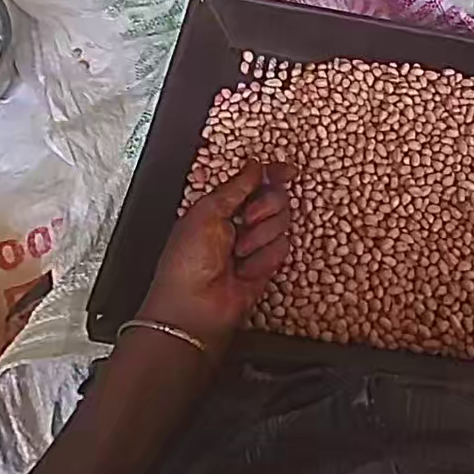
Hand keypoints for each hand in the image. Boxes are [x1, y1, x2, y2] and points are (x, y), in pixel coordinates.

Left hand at [138, 161, 295, 352]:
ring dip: (260, 236)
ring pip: (281, 223)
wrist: (195, 306)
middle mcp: (240, 222)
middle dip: (265, 208)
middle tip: (247, 220)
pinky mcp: (267, 263)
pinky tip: (246, 269)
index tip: (286, 171)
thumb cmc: (187, 262)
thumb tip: (256, 167)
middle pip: (275, 199)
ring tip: (238, 252)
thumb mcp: (207, 212)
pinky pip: (282, 248)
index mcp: (221, 204)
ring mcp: (255, 243)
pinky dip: (264, 258)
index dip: (272, 174)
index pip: (255, 181)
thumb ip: (236, 186)